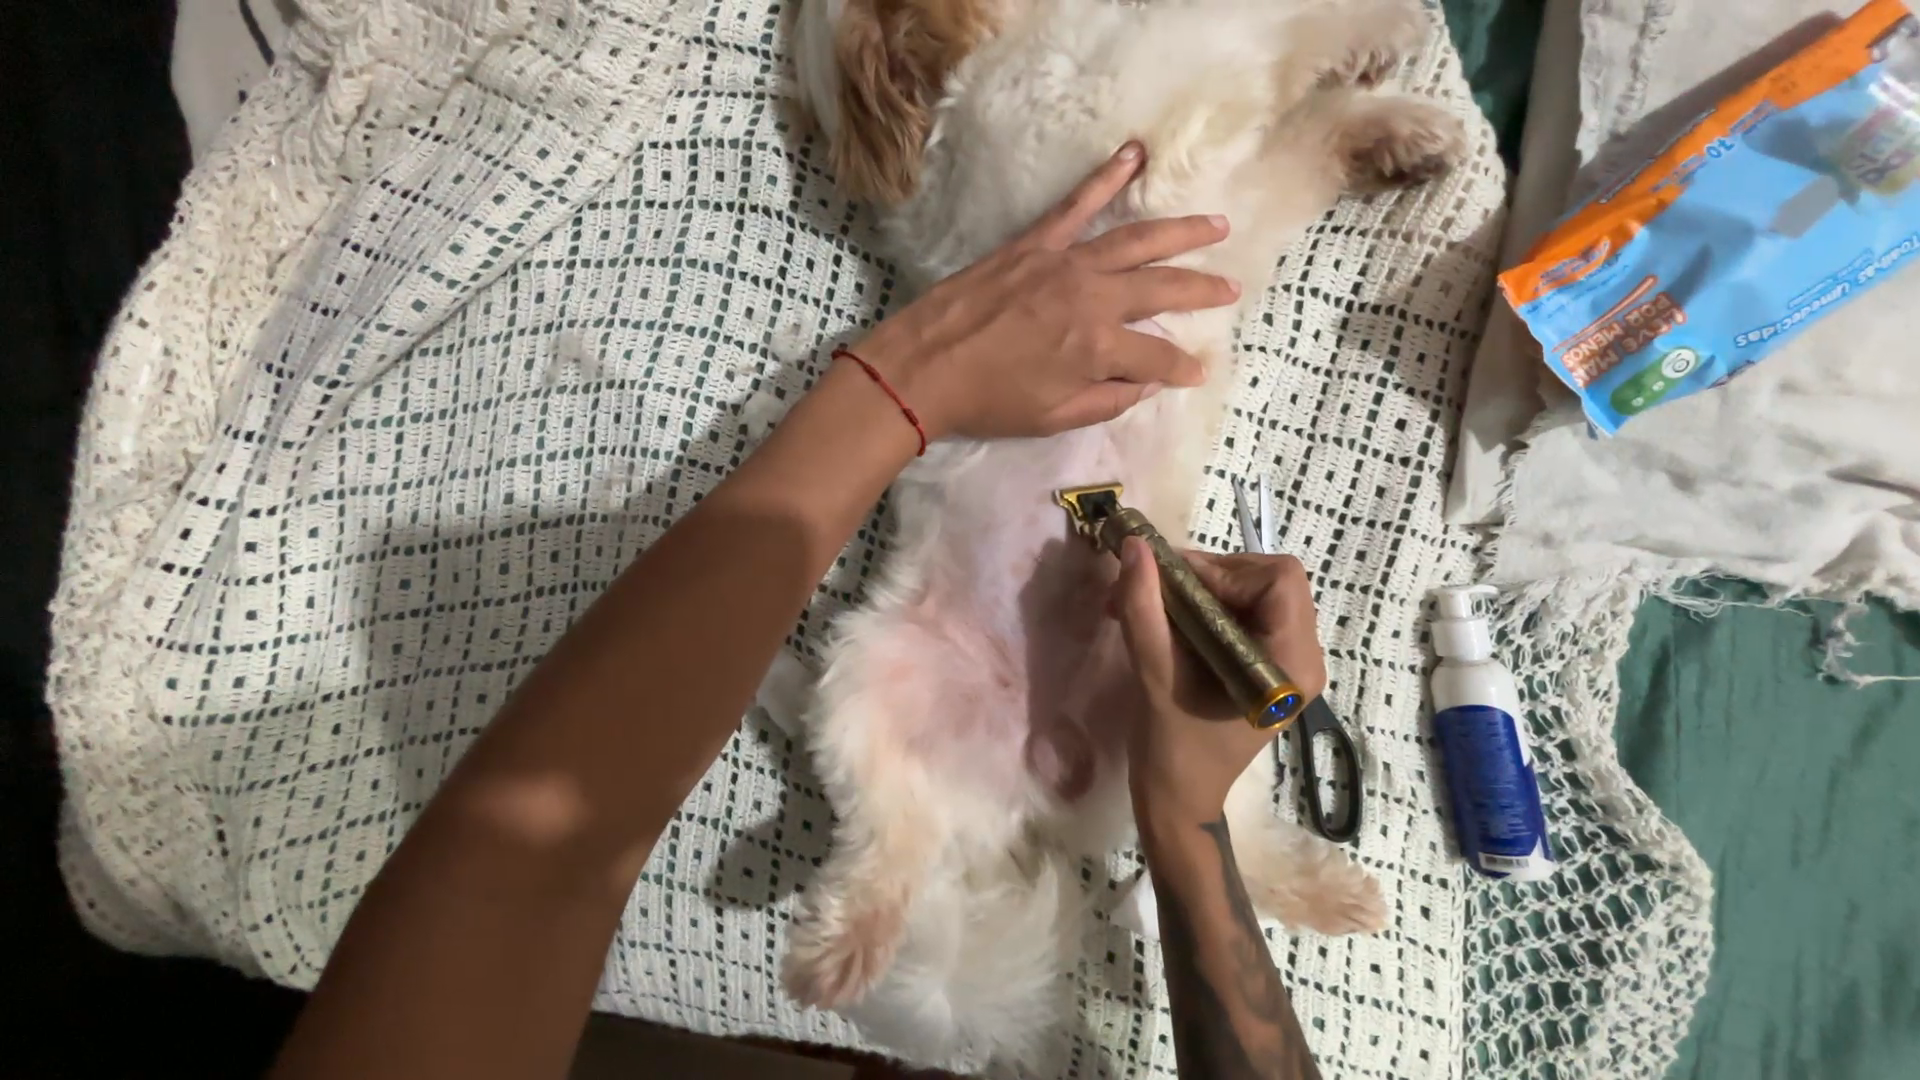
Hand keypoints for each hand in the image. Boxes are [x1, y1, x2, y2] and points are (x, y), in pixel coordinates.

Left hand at [851, 143, 1240, 439]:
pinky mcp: (1033, 243)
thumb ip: (1107, 401)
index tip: (1197, 372)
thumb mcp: (1053, 418)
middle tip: (1233, 287)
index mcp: (1097, 347)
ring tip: (1217, 225)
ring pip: (1136, 240)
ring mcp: (1064, 263)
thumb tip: (1146, 384)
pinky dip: (1105, 177)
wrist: (924, 368)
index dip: (1181, 368)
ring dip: (1181, 232)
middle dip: (1202, 290)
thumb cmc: (988, 402)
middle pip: (1162, 288)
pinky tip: (1134, 154)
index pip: (1157, 356)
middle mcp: (1091, 297)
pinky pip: (1075, 205)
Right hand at [1112, 539, 1326, 822]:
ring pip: (1254, 590)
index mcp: (1289, 665)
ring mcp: (1288, 662)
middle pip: (1269, 578)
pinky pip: (1245, 611)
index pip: (1279, 579)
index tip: (1172, 587)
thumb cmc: (1171, 746)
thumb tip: (1136, 547)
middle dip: (1208, 577)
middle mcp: (1302, 657)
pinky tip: (1167, 621)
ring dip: (1202, 589)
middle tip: (1155, 592)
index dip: (1223, 571)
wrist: (1177, 798)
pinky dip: (1205, 605)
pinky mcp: (1268, 664)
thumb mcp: (1154, 673)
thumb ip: (1144, 607)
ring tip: (1152, 606)